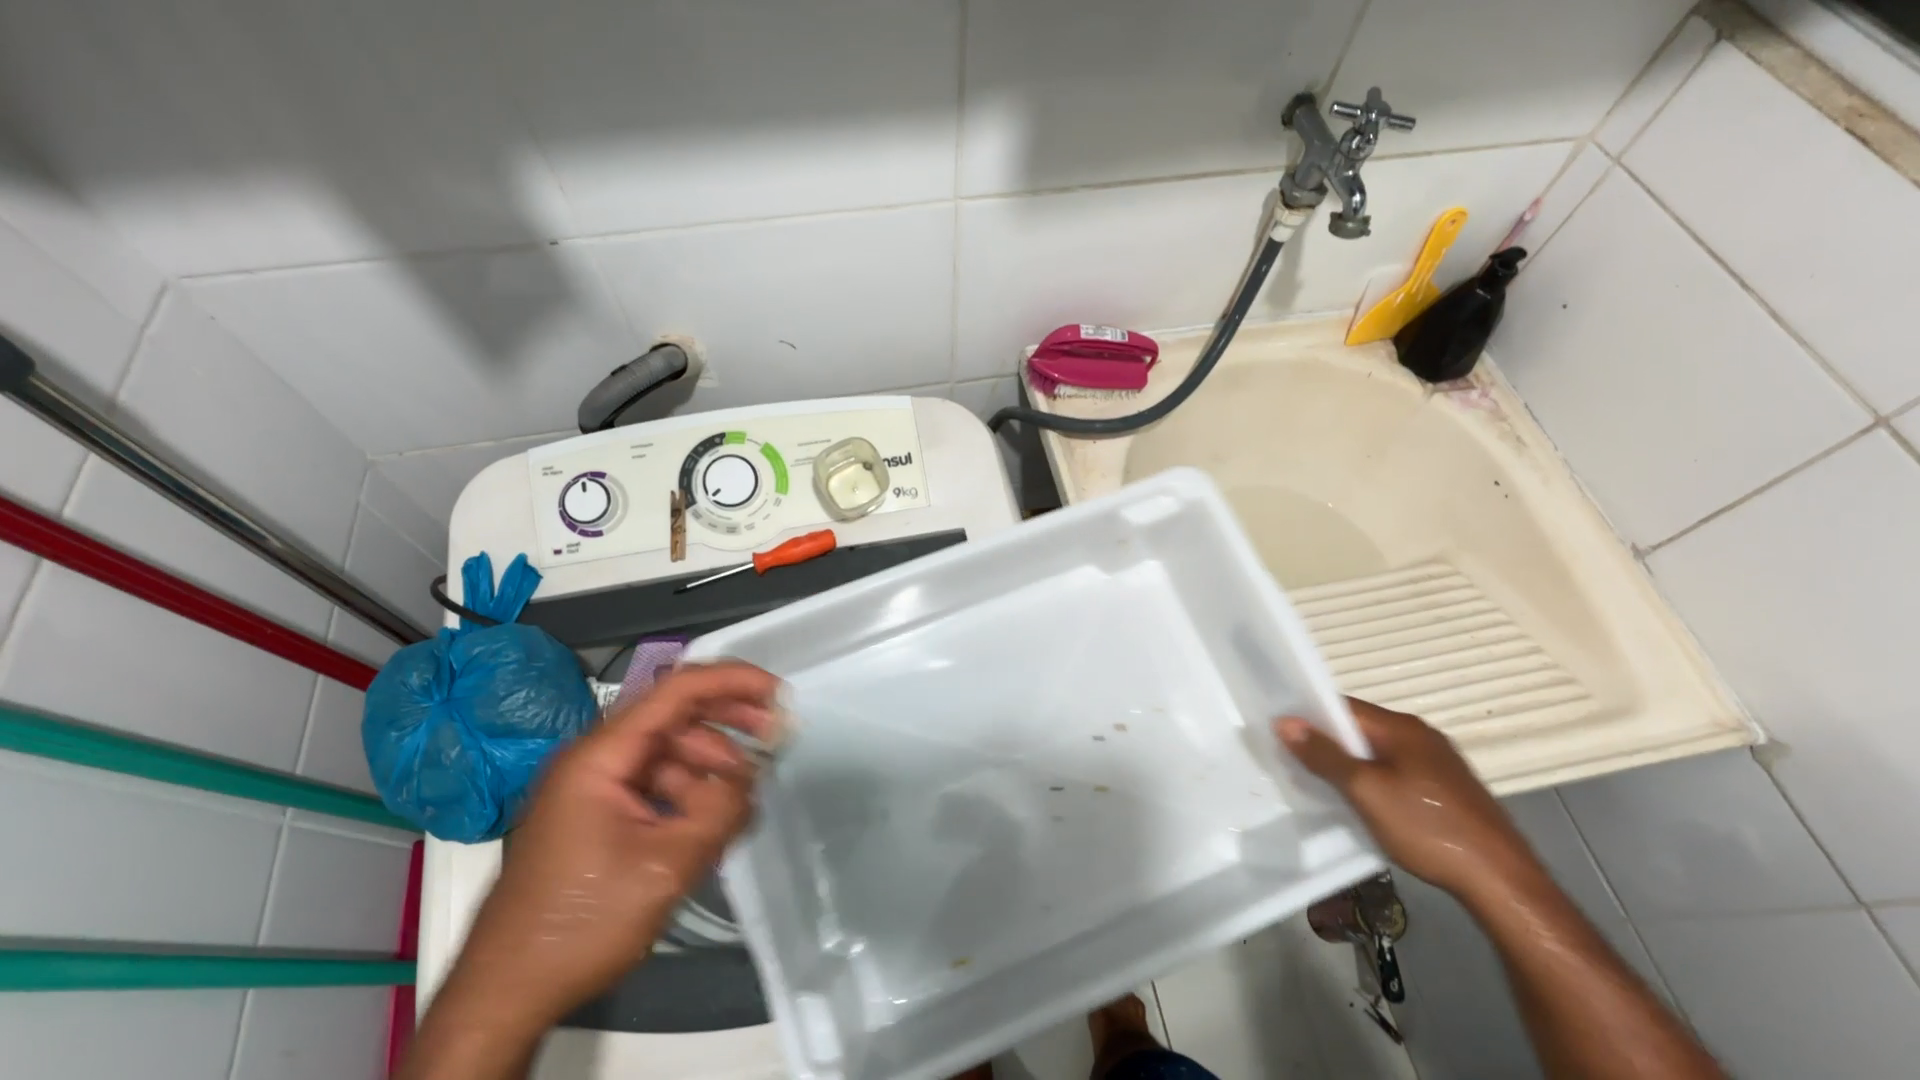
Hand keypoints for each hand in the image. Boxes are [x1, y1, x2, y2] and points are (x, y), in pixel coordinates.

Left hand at [442, 662, 782, 1030]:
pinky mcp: (596, 818)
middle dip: (727, 722)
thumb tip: (750, 779)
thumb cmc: (583, 923)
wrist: (507, 989)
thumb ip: (720, 812)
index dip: (732, 682)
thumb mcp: (666, 867)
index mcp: (601, 757)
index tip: (779, 694)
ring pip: (666, 755)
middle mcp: (594, 761)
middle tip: (775, 737)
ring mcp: (592, 790)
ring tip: (741, 800)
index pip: (675, 691)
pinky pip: (652, 788)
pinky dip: (688, 794)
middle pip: (672, 717)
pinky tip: (712, 822)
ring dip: (710, 767)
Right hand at [1278, 698, 1539, 903]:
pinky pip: (1394, 773)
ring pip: (1377, 753)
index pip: (1343, 705)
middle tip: (1291, 762)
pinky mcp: (1444, 790)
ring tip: (1318, 785)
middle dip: (1326, 743)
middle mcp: (1421, 736)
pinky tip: (1361, 804)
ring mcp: (1437, 764)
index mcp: (1402, 728)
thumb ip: (1326, 756)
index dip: (1309, 715)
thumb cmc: (1427, 827)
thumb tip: (1285, 722)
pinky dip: (1371, 781)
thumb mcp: (1367, 791)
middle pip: (1360, 729)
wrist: (1498, 878)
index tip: (1278, 732)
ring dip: (1348, 765)